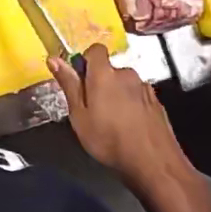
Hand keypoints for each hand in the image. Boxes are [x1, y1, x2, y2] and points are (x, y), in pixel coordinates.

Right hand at [50, 45, 197, 192]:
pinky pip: (137, 96)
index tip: (80, 81)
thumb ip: (69, 84)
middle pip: (109, 70)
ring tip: (111, 122)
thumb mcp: (79, 115)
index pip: (95, 50)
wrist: (153, 161)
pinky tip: (128, 127)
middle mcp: (127, 74)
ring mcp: (145, 87)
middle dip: (99, 83)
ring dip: (115, 95)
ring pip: (123, 84)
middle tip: (91, 109)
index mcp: (104, 74)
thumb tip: (53, 59)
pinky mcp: (156, 102)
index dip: (85, 61)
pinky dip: (130, 105)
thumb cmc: (108, 139)